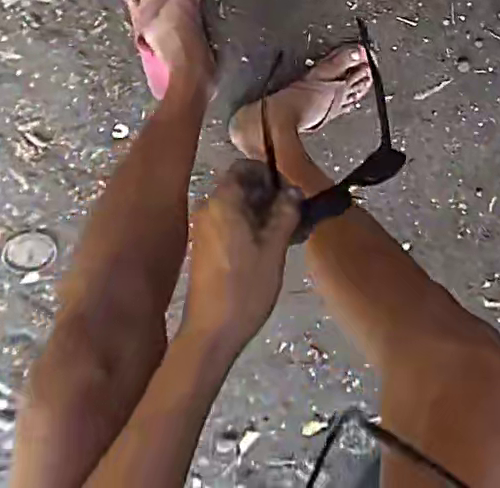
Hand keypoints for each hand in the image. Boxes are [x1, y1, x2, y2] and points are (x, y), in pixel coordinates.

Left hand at [180, 160, 301, 348]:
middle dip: (269, 196)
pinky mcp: (204, 246)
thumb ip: (284, 215)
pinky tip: (271, 247)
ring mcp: (203, 228)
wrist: (210, 331)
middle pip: (241, 187)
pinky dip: (250, 227)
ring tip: (290, 233)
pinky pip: (229, 224)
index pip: (243, 168)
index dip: (268, 174)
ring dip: (262, 213)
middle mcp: (208, 208)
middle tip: (296, 214)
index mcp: (222, 201)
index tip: (290, 192)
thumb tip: (294, 192)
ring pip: (236, 207)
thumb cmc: (244, 287)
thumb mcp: (273, 249)